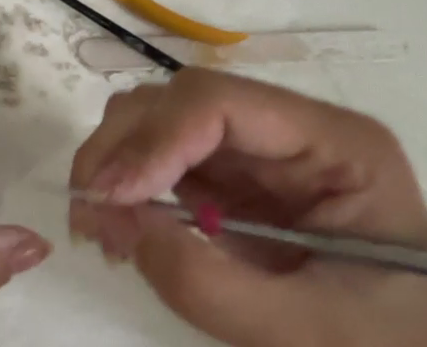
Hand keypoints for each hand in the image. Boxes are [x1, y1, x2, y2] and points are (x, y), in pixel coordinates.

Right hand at [70, 68, 426, 346]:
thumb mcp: (307, 333)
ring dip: (111, 167)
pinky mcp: (224, 178)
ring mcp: (251, 151)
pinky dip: (120, 188)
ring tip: (99, 230)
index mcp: (336, 145)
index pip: (218, 102)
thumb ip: (209, 283)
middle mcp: (286, 130)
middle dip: (122, 153)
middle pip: (173, 103)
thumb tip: (119, 221)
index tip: (113, 197)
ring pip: (150, 121)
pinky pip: (151, 159)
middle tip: (90, 217)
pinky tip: (116, 229)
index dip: (156, 139)